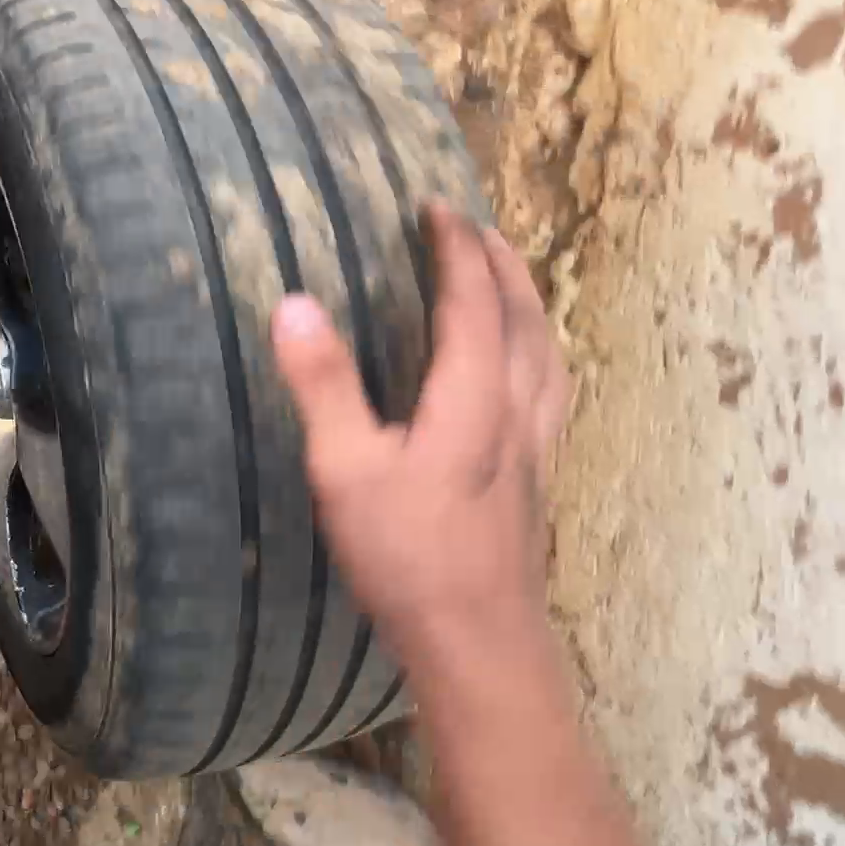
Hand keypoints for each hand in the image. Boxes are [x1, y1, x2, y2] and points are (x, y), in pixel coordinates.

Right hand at [270, 203, 567, 655]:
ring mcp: (533, 447)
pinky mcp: (532, 476)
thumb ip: (323, 383)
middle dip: (502, 265)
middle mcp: (517, 412)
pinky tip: (522, 369)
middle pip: (527, 320)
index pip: (474, 306)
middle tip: (472, 228)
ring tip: (504, 279)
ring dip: (529, 303)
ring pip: (549, 354)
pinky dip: (539, 351)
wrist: (473, 636)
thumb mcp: (344, 466)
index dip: (457, 253)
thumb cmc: (404, 549)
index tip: (435, 209)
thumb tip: (295, 304)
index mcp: (473, 399)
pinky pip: (549, 388)